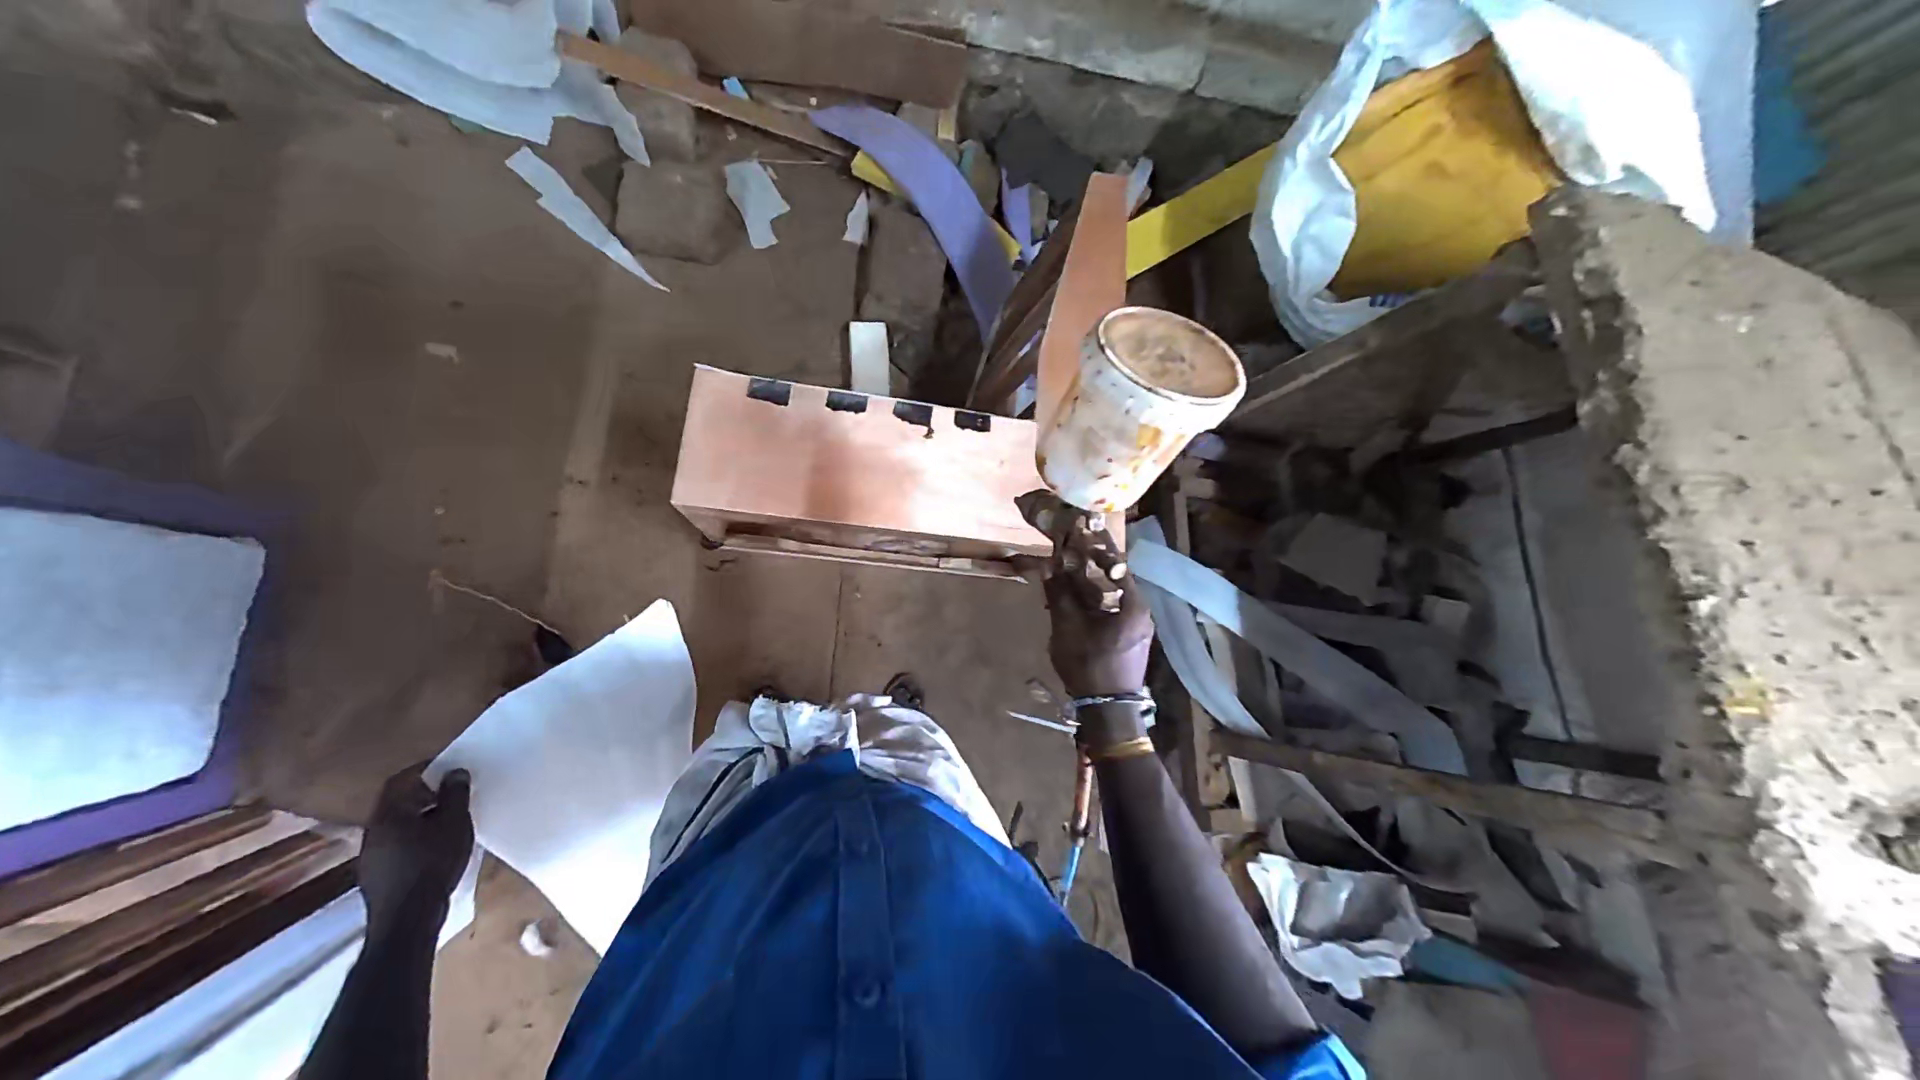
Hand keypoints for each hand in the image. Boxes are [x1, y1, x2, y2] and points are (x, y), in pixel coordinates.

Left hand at [359, 763, 472, 930]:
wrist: (408, 918)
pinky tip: (434, 847)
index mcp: (389, 814)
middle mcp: (373, 831)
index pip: (400, 779)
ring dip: (420, 817)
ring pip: (397, 825)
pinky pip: (397, 844)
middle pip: (397, 802)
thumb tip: (454, 771)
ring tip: (448, 820)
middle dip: (424, 794)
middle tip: (452, 791)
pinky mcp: (377, 874)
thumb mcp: (454, 823)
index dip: (423, 768)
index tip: (448, 765)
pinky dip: (415, 837)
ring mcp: (371, 855)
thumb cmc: (433, 862)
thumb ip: (455, 794)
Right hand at [1017, 493, 1153, 703]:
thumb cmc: (1089, 666)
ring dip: (1092, 582)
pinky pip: (1115, 609)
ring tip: (1069, 571)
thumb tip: (1048, 564)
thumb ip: (1059, 593)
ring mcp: (1139, 627)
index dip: (1097, 545)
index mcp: (1134, 604)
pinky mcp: (1131, 639)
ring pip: (1115, 594)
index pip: (1117, 562)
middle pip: (1117, 577)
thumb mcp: (1068, 627)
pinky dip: (1097, 600)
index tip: (1081, 530)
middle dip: (1092, 562)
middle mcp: (1143, 611)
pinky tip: (1077, 600)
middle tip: (1071, 548)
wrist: (1108, 710)